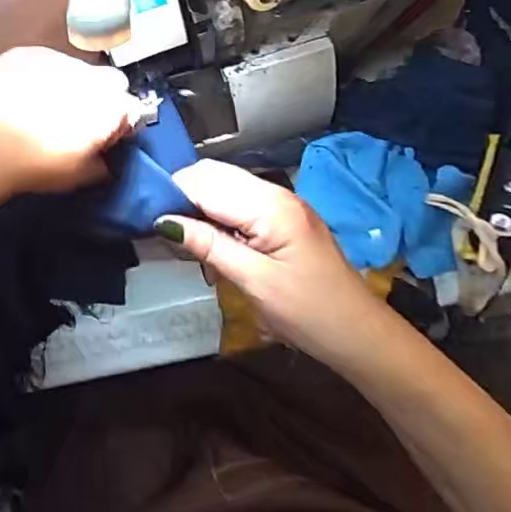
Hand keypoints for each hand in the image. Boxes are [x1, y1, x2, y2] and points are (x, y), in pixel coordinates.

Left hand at [0, 46, 141, 197]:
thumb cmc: (37, 161)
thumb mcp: (77, 176)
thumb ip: (100, 164)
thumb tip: (102, 161)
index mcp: (113, 106)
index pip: (130, 110)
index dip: (116, 123)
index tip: (101, 138)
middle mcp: (92, 75)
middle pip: (107, 83)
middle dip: (96, 98)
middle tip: (72, 121)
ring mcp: (58, 58)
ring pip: (73, 69)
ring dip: (64, 83)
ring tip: (37, 107)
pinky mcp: (25, 51)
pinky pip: (40, 61)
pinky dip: (35, 73)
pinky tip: (15, 93)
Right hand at [155, 161, 389, 363]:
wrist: (363, 337)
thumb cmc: (310, 313)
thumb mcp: (253, 282)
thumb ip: (208, 245)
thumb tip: (163, 221)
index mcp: (270, 206)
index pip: (205, 181)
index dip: (172, 194)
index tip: (148, 218)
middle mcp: (275, 193)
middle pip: (213, 174)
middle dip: (182, 193)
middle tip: (161, 225)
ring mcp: (281, 202)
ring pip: (223, 183)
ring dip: (197, 201)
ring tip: (180, 231)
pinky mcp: (282, 216)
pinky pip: (237, 198)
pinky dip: (215, 209)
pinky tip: (207, 233)